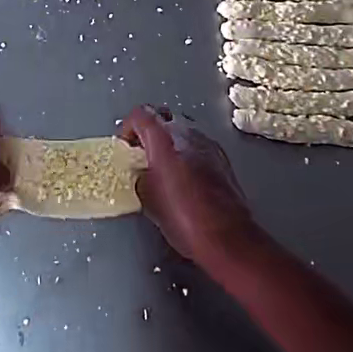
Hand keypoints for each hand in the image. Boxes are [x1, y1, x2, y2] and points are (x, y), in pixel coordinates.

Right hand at [120, 106, 257, 265]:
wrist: (227, 237)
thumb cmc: (184, 218)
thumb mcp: (148, 198)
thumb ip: (140, 175)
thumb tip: (142, 172)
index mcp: (163, 139)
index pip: (140, 114)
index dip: (128, 127)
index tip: (125, 145)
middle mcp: (187, 133)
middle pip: (162, 116)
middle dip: (149, 132)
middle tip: (141, 153)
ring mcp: (207, 143)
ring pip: (182, 129)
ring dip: (169, 142)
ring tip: (162, 167)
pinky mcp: (222, 157)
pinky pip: (198, 144)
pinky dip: (186, 152)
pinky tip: (184, 176)